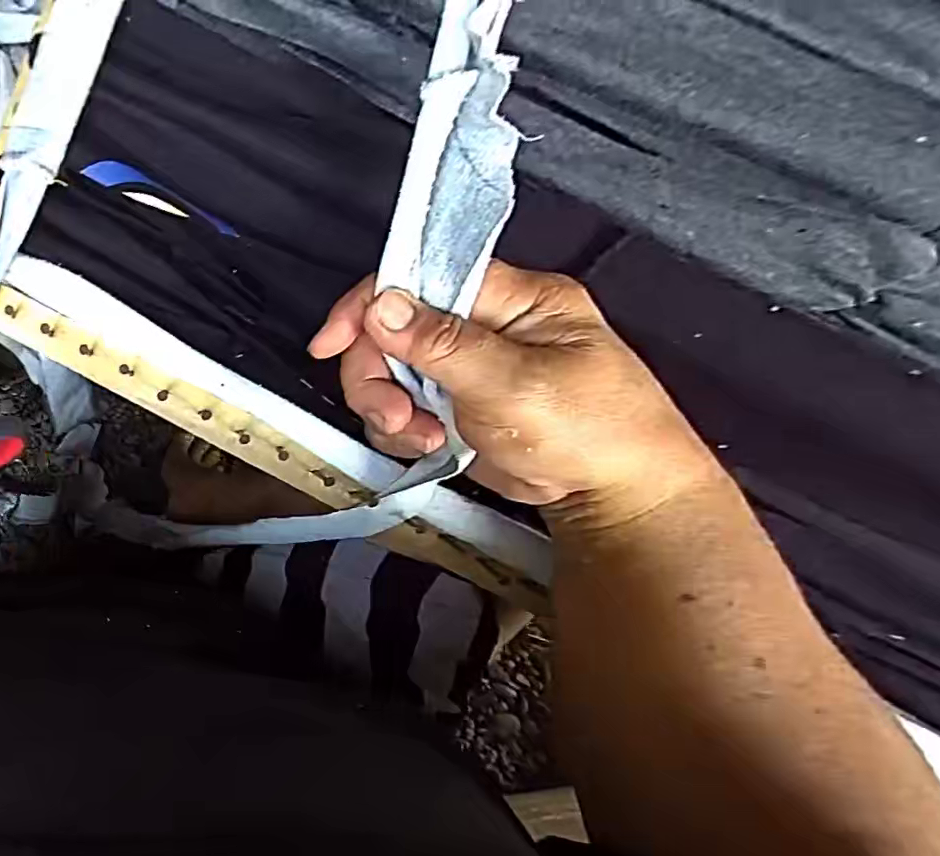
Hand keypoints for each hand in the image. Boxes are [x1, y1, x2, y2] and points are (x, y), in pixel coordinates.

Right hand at [307, 260, 720, 518]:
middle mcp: (481, 327)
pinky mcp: (450, 404)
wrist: (607, 492)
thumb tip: (384, 305)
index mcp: (511, 300)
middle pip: (391, 333)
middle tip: (391, 414)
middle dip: (377, 377)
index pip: (421, 278)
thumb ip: (442, 343)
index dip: (368, 306)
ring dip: (388, 410)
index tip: (331, 343)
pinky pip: (399, 407)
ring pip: (388, 375)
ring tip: (422, 436)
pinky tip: (429, 443)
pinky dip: (400, 430)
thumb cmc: (590, 430)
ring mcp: (463, 368)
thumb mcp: (512, 383)